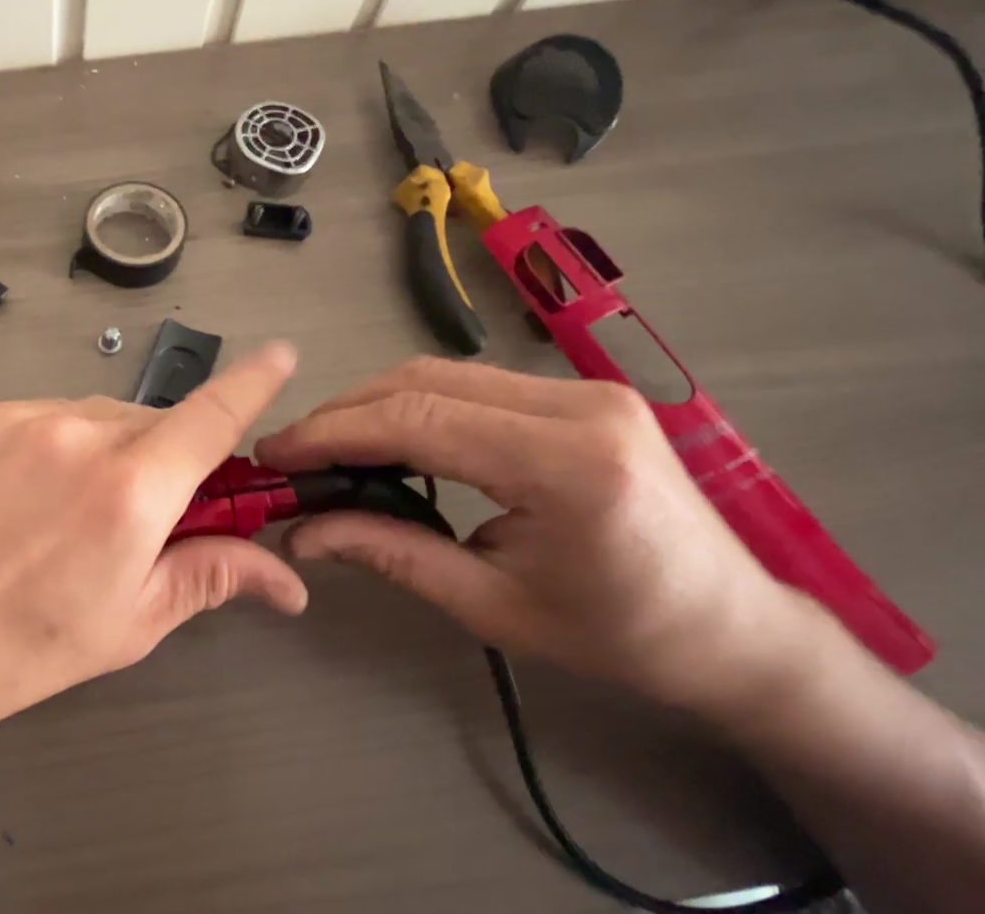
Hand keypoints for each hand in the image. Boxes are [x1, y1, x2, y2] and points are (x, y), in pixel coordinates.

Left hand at [0, 343, 308, 752]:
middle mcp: (78, 434)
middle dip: (162, 456)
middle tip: (140, 512)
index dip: (253, 384)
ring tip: (67, 512)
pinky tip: (23, 495)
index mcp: (130, 490)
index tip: (281, 355)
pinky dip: (53, 444)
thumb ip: (211, 575)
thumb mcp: (131, 622)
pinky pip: (41, 416)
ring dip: (105, 449)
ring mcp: (19, 418)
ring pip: (94, 415)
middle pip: (151, 422)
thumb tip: (287, 579)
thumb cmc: (24, 649)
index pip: (212, 417)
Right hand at [254, 357, 814, 716]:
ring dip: (373, 405)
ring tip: (329, 450)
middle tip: (292, 455)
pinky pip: (472, 383)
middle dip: (343, 413)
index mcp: (567, 465)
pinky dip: (414, 405)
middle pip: (423, 380)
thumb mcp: (492, 605)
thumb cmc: (618, 634)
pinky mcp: (582, 392)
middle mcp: (579, 405)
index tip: (275, 454)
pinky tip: (387, 440)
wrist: (731, 627)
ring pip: (442, 372)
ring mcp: (586, 389)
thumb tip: (302, 533)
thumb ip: (391, 553)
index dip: (332, 432)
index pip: (416, 419)